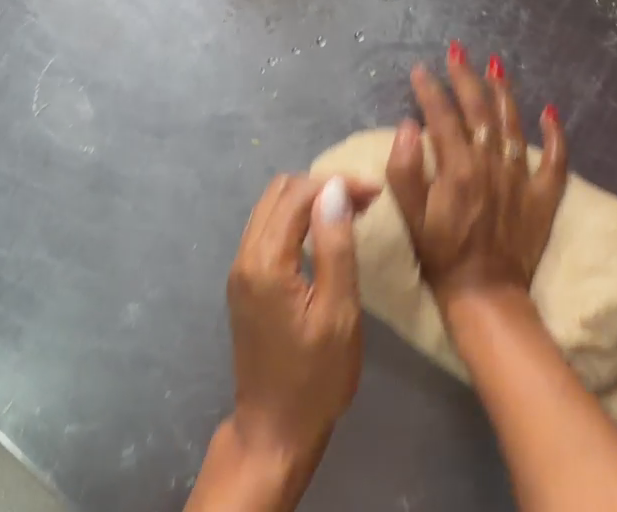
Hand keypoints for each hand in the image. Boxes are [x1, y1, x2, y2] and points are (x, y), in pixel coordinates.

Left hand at [226, 174, 378, 460]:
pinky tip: (324, 235)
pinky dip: (296, 221)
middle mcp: (244, 257)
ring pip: (270, 209)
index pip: (297, 195)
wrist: (274, 430)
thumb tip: (335, 190)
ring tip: (350, 214)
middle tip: (365, 202)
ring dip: (308, 202)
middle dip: (321, 187)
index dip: (337, 185)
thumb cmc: (315, 379)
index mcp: (265, 262)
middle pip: (278, 193)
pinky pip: (267, 231)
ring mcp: (240, 270)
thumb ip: (335, 247)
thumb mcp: (338, 314)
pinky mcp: (245, 283)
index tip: (376, 193)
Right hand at [386, 42, 568, 310]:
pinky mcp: (544, 196)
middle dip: (466, 78)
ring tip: (495, 67)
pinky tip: (550, 111)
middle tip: (458, 52)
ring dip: (504, 93)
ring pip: (514, 125)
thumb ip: (404, 168)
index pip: (442, 116)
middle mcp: (492, 164)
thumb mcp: (409, 214)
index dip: (431, 90)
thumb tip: (409, 126)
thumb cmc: (439, 253)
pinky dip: (556, 135)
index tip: (421, 70)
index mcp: (457, 167)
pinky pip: (556, 160)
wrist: (485, 293)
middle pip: (479, 111)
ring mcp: (522, 178)